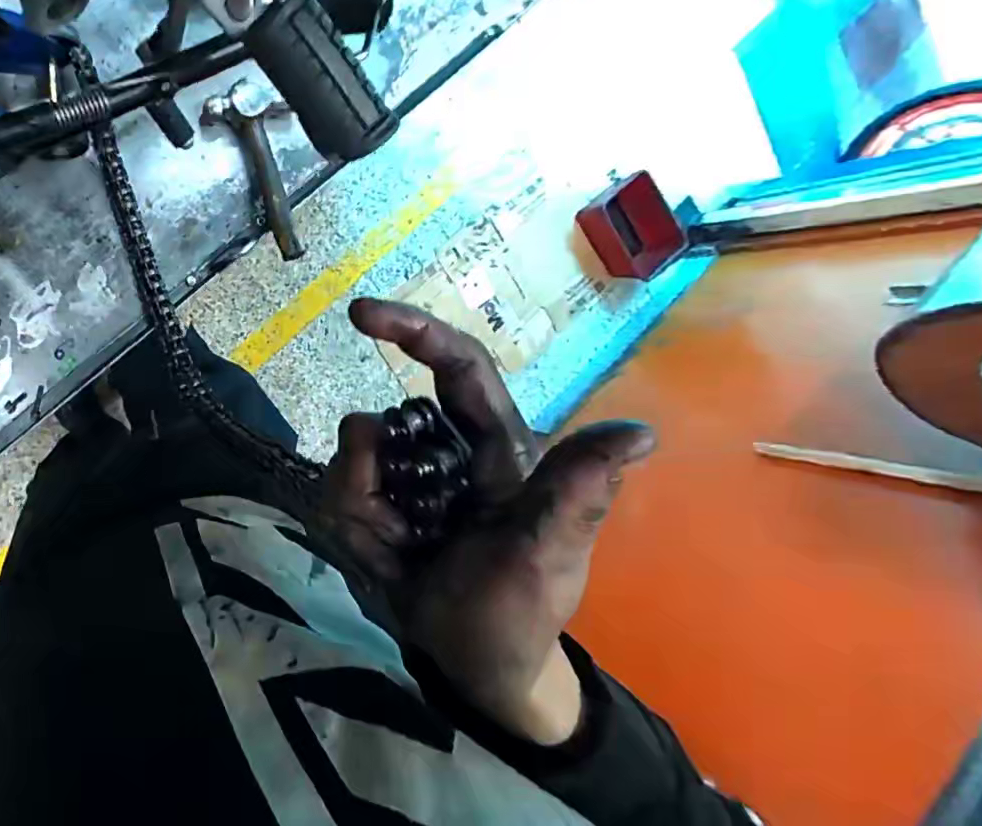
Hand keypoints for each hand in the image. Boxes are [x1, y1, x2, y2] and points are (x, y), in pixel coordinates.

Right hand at [322, 298, 653, 743]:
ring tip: (398, 555)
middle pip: (388, 420)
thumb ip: (573, 493)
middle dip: (372, 470)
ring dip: (364, 507)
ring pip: (357, 456)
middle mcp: (448, 446)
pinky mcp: (375, 499)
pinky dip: (351, 526)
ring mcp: (407, 474)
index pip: (457, 366)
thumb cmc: (516, 611)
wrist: (468, 666)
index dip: (413, 329)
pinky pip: (340, 490)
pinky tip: (383, 557)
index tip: (359, 314)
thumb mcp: (543, 556)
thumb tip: (642, 432)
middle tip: (388, 530)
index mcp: (494, 445)